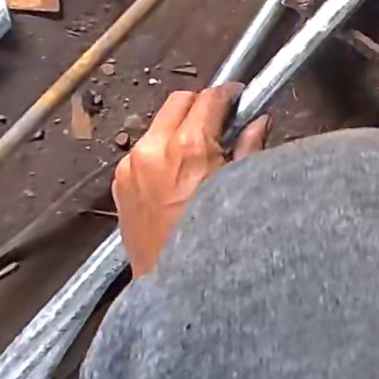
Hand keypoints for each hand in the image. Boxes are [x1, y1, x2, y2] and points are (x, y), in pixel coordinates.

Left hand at [112, 84, 269, 274]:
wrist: (177, 285)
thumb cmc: (211, 242)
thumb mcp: (242, 188)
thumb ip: (251, 147)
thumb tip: (258, 123)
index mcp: (188, 147)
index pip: (209, 98)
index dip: (228, 93)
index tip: (237, 96)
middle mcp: (154, 150)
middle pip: (179, 101)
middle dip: (202, 104)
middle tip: (222, 120)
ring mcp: (132, 166)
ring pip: (159, 124)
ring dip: (181, 127)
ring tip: (202, 152)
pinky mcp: (120, 183)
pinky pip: (144, 151)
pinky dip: (163, 151)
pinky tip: (180, 175)